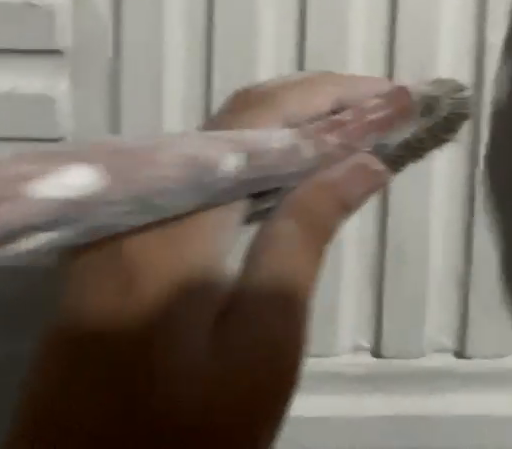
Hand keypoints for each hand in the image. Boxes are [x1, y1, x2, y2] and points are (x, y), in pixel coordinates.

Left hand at [3, 74, 395, 448]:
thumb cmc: (186, 432)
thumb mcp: (261, 344)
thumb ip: (304, 237)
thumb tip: (362, 161)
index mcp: (172, 217)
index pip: (258, 119)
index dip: (329, 97)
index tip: (394, 96)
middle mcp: (139, 198)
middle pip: (235, 120)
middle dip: (314, 103)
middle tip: (384, 105)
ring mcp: (121, 217)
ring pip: (216, 141)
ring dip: (287, 127)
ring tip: (354, 126)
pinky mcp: (118, 240)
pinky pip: (198, 172)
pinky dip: (254, 158)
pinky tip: (292, 169)